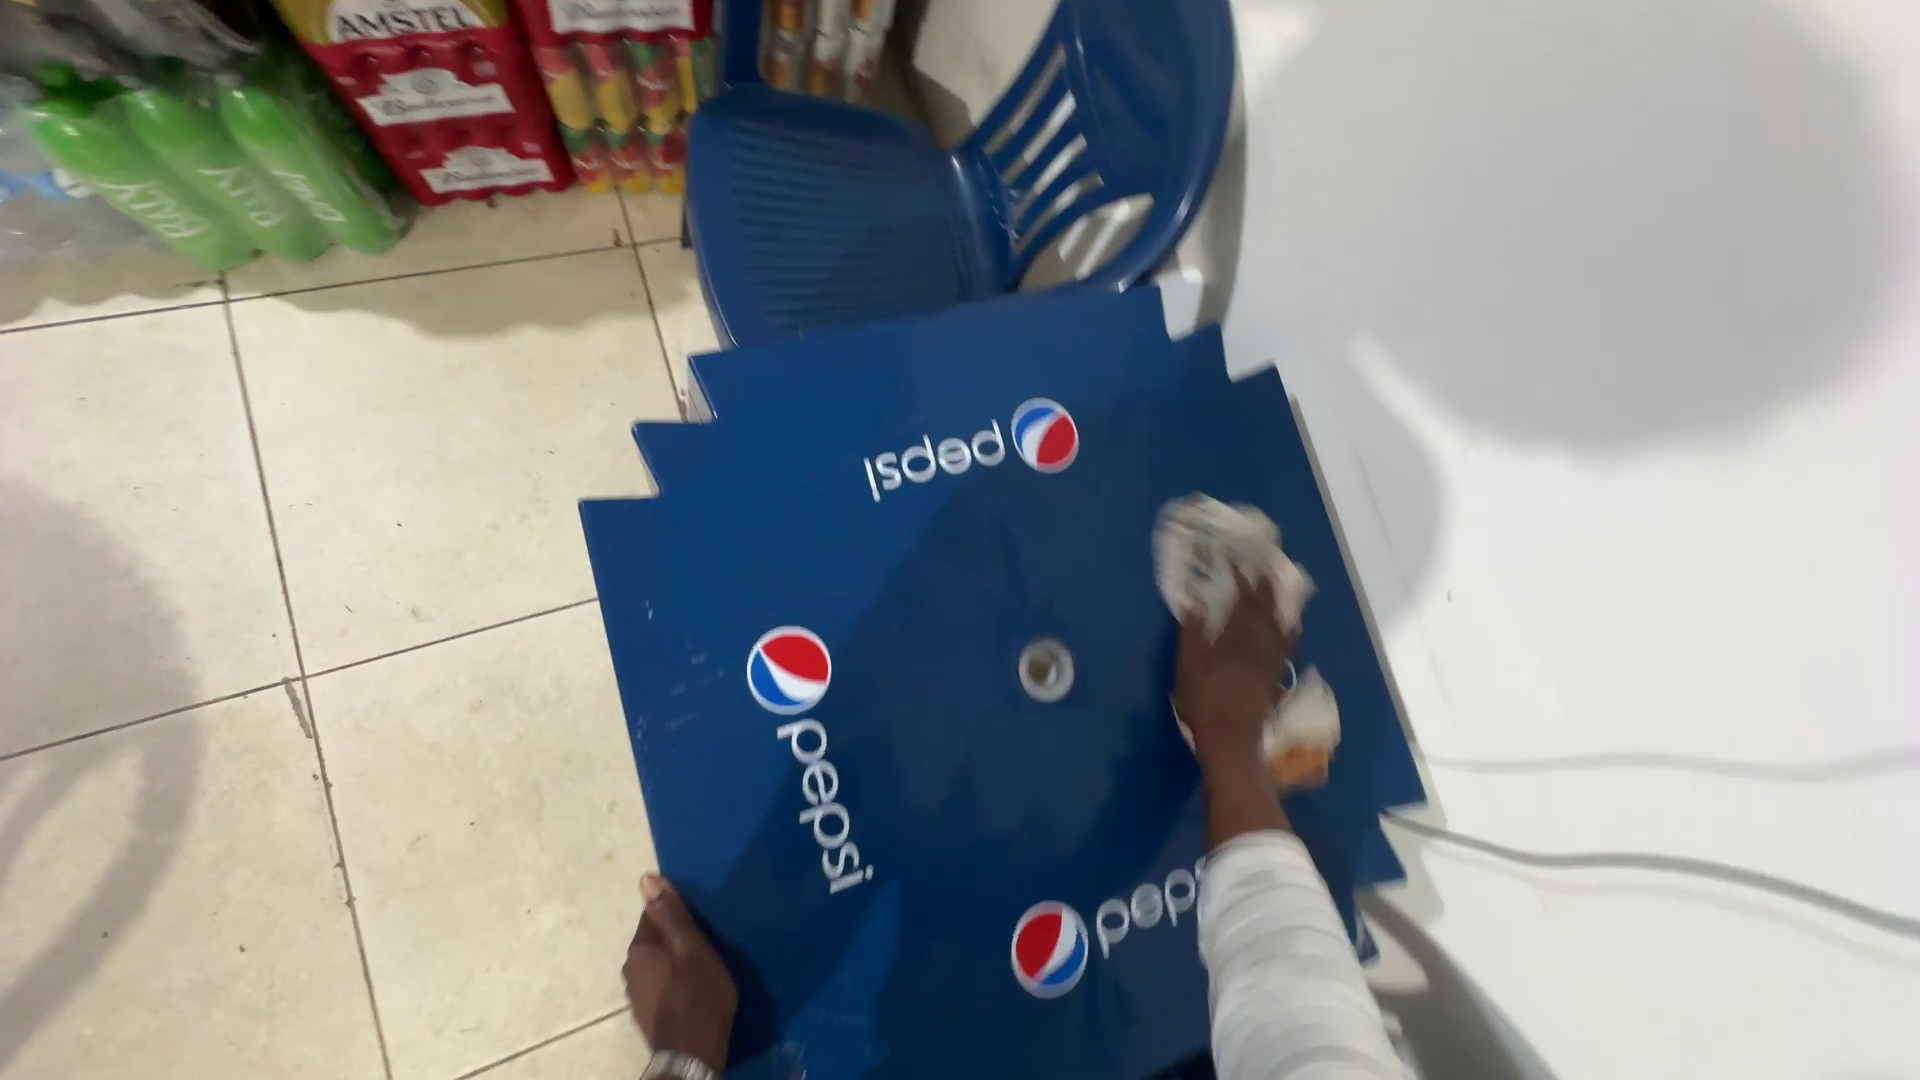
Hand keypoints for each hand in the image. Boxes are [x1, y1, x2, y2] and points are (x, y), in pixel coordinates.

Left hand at [624, 874, 736, 1071]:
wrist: (694, 1055)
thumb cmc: (698, 993)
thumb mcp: (692, 946)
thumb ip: (671, 914)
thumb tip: (646, 879)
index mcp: (639, 950)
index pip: (655, 914)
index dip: (679, 913)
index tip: (700, 919)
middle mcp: (630, 970)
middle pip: (656, 939)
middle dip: (677, 936)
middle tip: (706, 940)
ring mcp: (637, 995)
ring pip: (659, 962)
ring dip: (676, 958)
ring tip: (703, 963)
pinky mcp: (647, 1013)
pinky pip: (661, 983)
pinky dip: (675, 979)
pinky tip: (693, 986)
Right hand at [1174, 572, 1295, 769]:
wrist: (1231, 739)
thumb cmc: (1204, 703)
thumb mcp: (1188, 667)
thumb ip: (1193, 633)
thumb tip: (1195, 602)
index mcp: (1234, 639)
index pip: (1242, 601)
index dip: (1241, 580)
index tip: (1236, 562)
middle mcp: (1257, 645)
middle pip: (1266, 608)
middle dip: (1265, 584)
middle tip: (1265, 564)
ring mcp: (1269, 660)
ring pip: (1279, 623)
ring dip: (1279, 601)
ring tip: (1279, 585)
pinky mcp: (1274, 674)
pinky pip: (1286, 643)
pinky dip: (1288, 627)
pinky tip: (1291, 623)